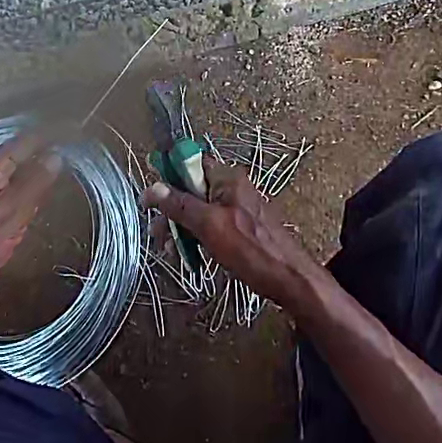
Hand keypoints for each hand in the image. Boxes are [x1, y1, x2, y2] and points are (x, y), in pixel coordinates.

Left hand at [0, 134, 60, 341]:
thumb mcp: (13, 212)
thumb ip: (36, 182)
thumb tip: (55, 156)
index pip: (22, 142)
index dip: (48, 136)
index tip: (70, 130)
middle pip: (12, 155)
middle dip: (38, 149)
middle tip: (64, 146)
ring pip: (4, 173)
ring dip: (27, 169)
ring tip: (50, 166)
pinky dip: (16, 188)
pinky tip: (24, 198)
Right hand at [143, 156, 322, 308]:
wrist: (290, 279)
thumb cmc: (252, 250)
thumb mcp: (210, 226)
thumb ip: (181, 205)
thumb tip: (153, 188)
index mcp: (228, 178)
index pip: (191, 162)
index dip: (168, 176)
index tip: (151, 199)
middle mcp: (232, 187)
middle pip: (192, 188)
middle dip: (171, 209)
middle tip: (158, 233)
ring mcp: (237, 208)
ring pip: (199, 209)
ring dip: (181, 226)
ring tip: (170, 249)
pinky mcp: (240, 227)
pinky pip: (210, 224)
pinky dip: (196, 235)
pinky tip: (188, 253)